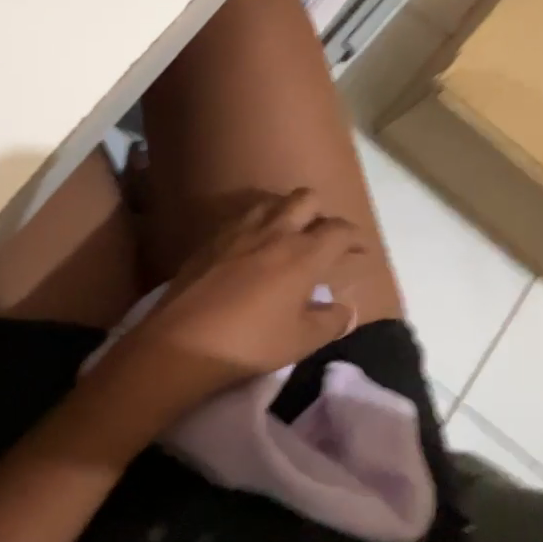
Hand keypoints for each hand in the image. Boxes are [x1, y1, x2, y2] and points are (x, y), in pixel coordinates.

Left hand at [90, 189, 367, 417]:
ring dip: (287, 212)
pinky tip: (253, 247)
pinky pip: (243, 216)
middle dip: (322, 213)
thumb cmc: (250, 343)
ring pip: (272, 202)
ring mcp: (238, 229)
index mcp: (303, 253)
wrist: (182, 340)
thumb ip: (331, 321)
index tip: (359, 252)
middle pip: (307, 198)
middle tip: (324, 240)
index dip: (355, 238)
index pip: (339, 230)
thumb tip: (345, 308)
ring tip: (289, 238)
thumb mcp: (301, 341)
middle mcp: (274, 230)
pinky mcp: (211, 238)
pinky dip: (258, 224)